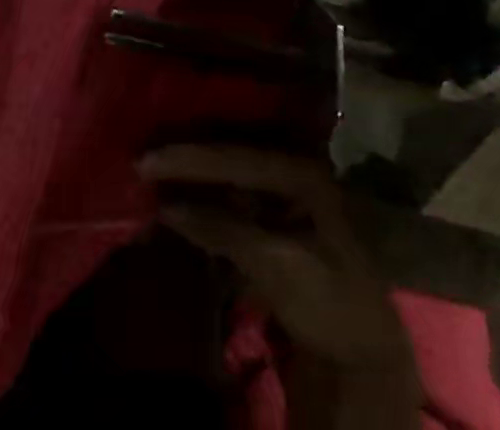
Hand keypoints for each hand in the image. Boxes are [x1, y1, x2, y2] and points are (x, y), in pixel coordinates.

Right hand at [138, 145, 413, 373]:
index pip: (232, 157)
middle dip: (181, 156)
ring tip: (147, 174)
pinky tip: (172, 194)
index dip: (185, 159)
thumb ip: (223, 230)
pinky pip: (225, 188)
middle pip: (224, 152)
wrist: (361, 346)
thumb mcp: (278, 268)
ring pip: (222, 167)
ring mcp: (281, 185)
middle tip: (138, 161)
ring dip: (186, 172)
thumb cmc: (330, 302)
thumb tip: (166, 207)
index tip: (143, 162)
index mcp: (300, 173)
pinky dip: (197, 191)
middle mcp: (291, 166)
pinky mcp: (270, 205)